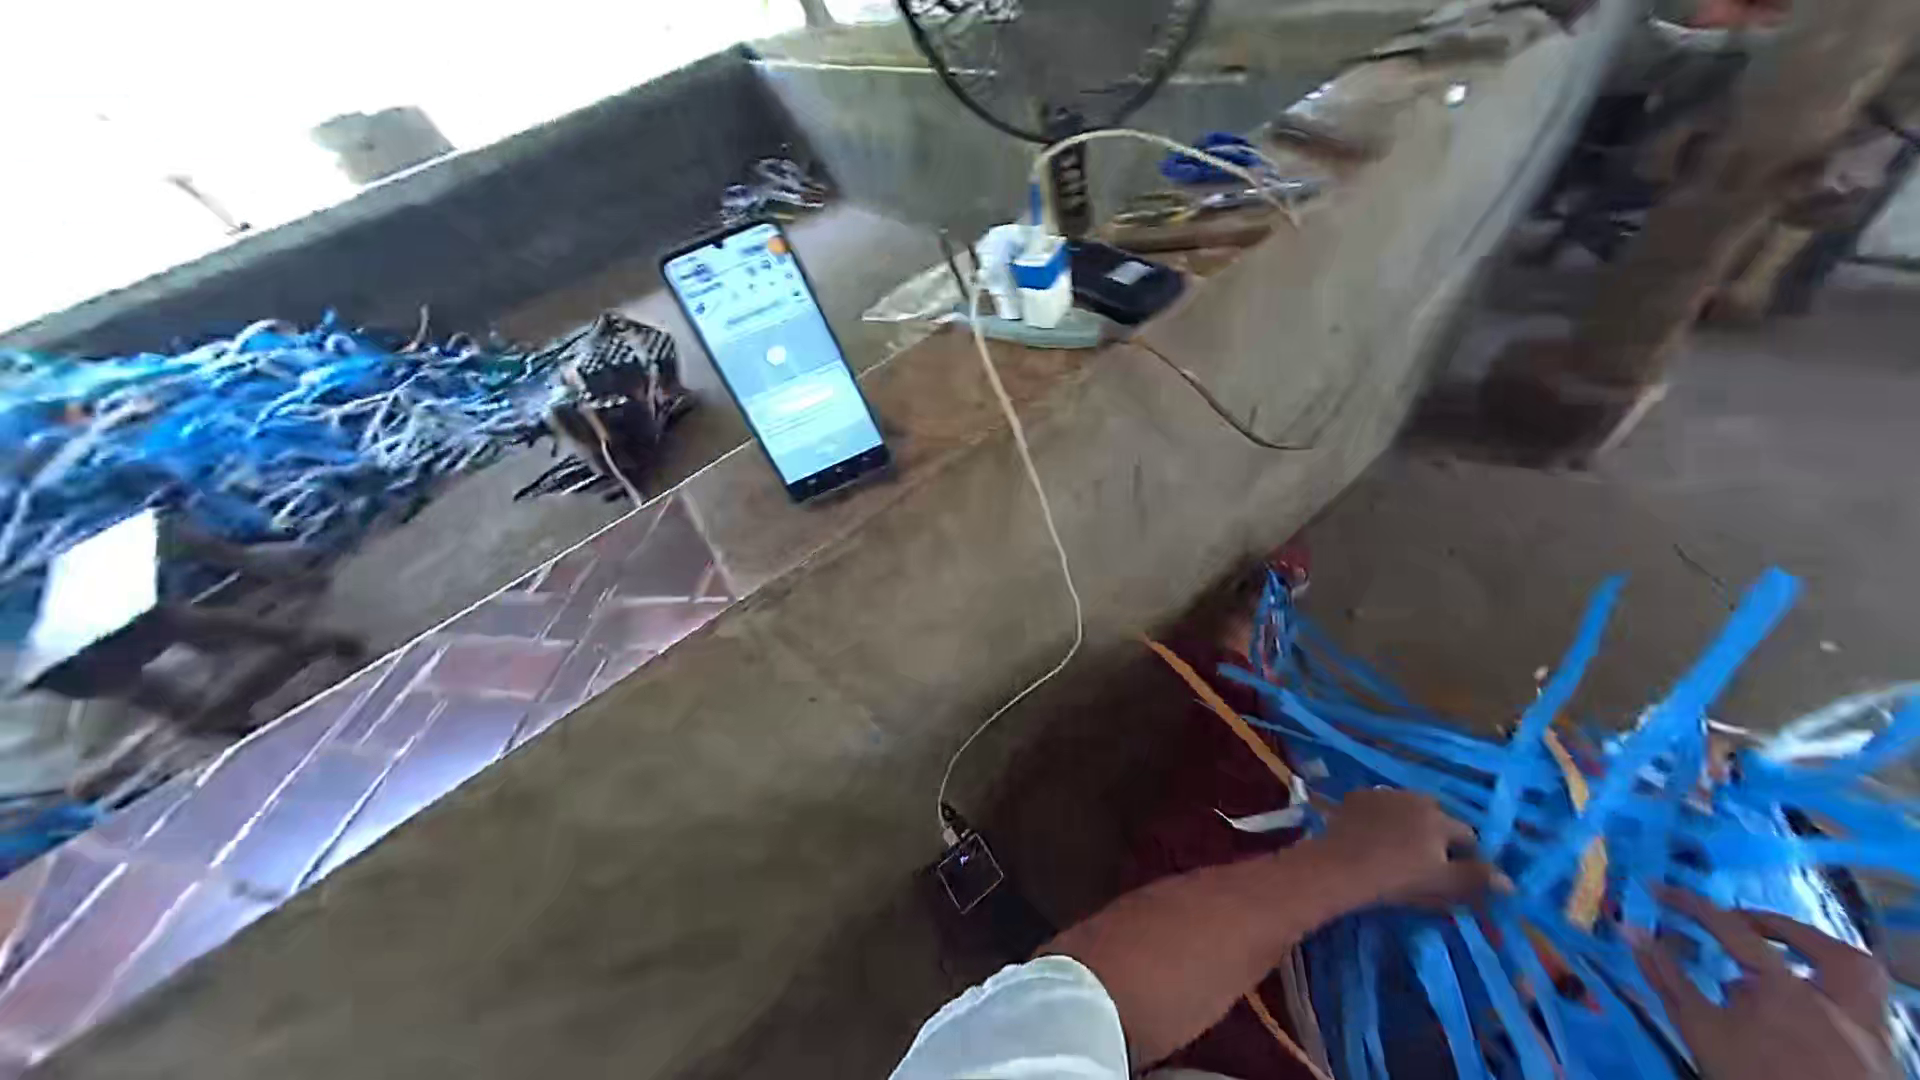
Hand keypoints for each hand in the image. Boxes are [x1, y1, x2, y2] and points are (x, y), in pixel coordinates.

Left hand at [1312, 789, 1505, 908]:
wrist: (1342, 866)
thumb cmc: (1399, 878)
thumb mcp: (1445, 884)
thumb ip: (1478, 879)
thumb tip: (1509, 881)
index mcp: (1438, 818)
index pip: (1467, 836)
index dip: (1468, 856)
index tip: (1459, 873)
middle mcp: (1411, 797)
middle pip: (1436, 814)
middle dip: (1439, 833)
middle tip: (1428, 858)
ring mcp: (1379, 793)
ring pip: (1406, 806)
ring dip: (1410, 820)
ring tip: (1401, 844)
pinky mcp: (1354, 796)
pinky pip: (1378, 804)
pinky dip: (1382, 815)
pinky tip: (1374, 833)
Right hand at [1636, 889, 1892, 1079]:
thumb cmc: (1752, 1077)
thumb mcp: (1698, 1027)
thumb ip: (1667, 976)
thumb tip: (1632, 930)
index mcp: (1790, 992)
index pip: (1733, 930)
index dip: (1691, 904)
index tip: (1657, 890)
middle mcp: (1841, 1008)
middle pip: (1834, 953)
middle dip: (1783, 928)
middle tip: (1738, 922)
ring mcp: (1872, 1038)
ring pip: (1861, 983)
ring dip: (1812, 960)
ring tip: (1767, 959)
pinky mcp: (1880, 1061)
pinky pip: (1856, 1010)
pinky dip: (1820, 994)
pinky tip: (1785, 1007)